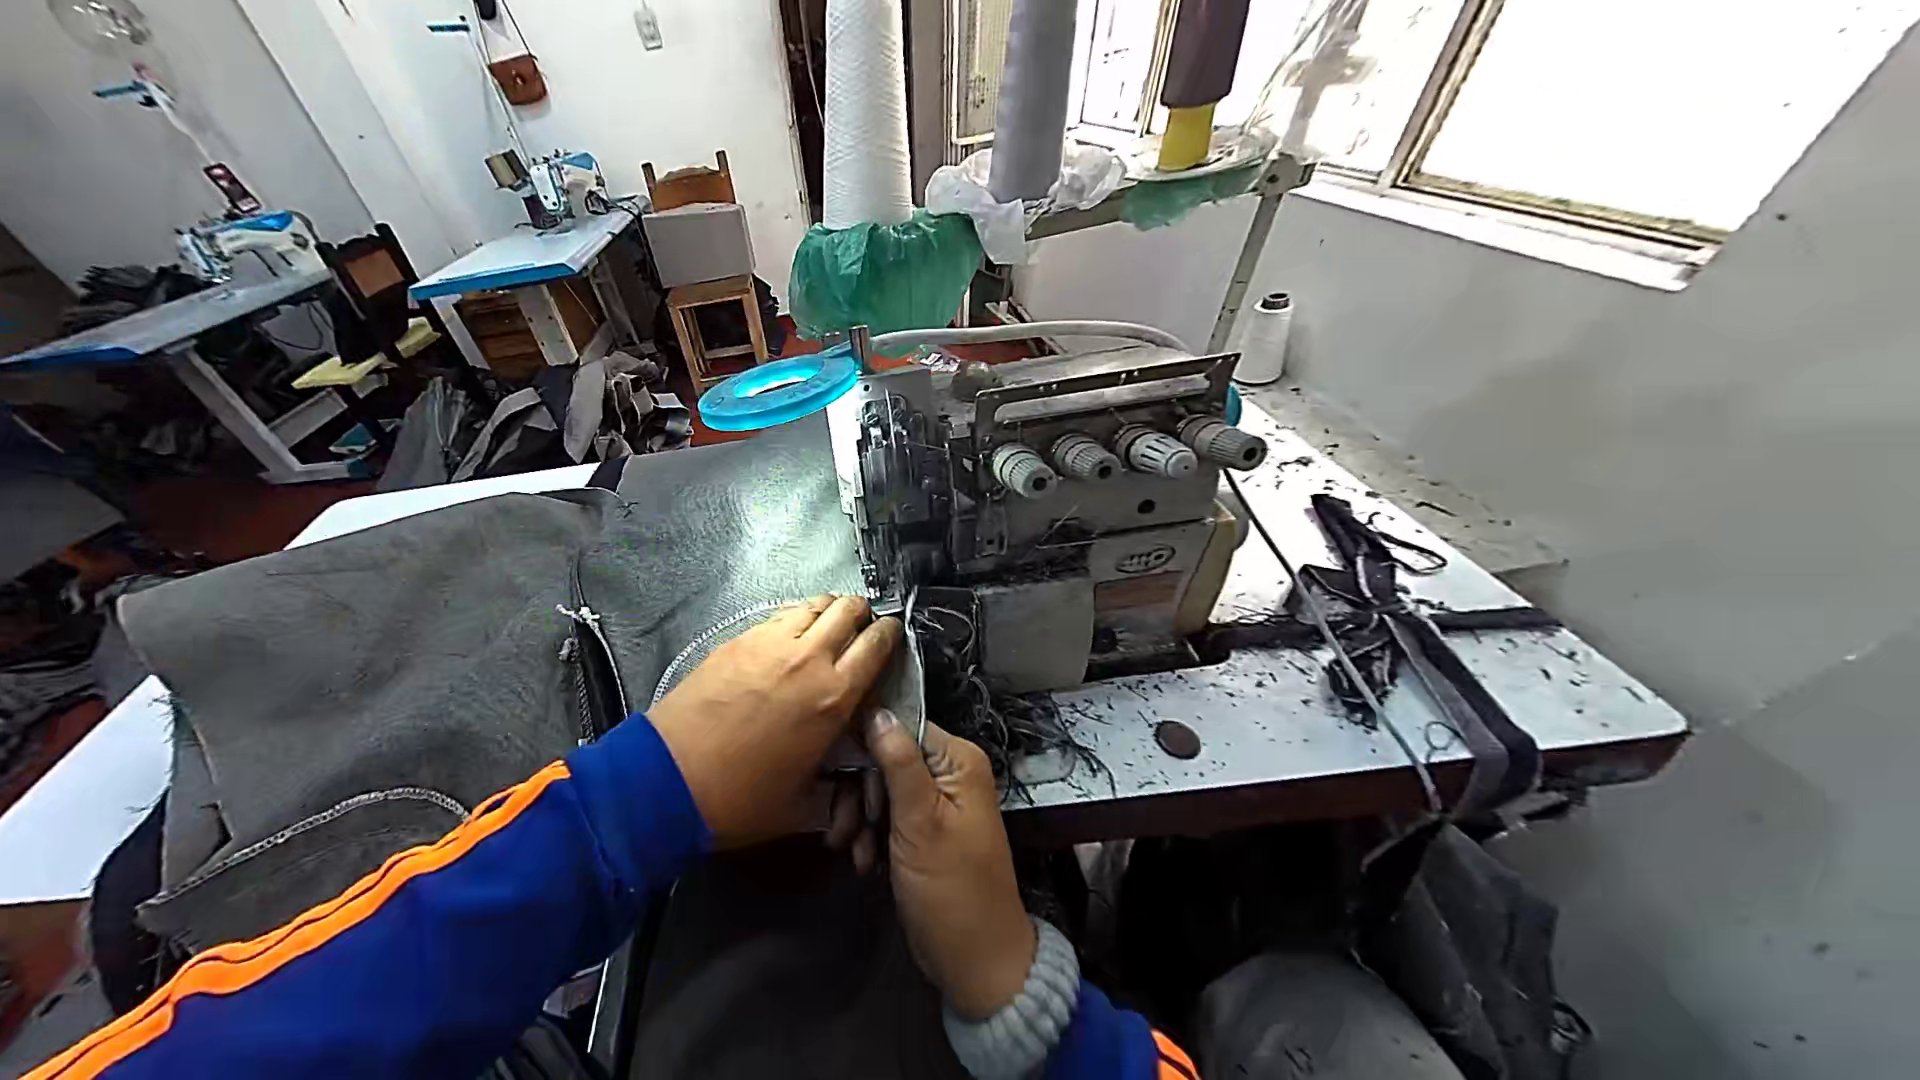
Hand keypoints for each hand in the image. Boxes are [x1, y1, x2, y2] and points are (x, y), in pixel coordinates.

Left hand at [650, 595, 901, 845]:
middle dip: (863, 613)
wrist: (666, 780)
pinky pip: (781, 615)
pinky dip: (796, 617)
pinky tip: (790, 636)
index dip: (891, 633)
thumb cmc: (739, 798)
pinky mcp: (739, 640)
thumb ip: (837, 790)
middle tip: (861, 629)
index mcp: (833, 696)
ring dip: (829, 610)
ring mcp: (771, 643)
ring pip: (815, 604)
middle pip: (849, 609)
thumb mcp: (802, 805)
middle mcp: (809, 659)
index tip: (891, 635)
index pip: (877, 643)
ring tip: (827, 627)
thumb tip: (852, 786)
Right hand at [865, 709, 1036, 1018]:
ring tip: (854, 850)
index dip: (868, 745)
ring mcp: (936, 801)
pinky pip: (888, 815)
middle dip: (861, 792)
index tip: (842, 772)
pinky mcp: (923, 828)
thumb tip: (877, 710)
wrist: (974, 958)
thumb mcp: (919, 820)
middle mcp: (949, 772)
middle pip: (888, 758)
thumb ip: (898, 762)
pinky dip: (872, 835)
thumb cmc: (950, 885)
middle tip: (847, 828)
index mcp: (957, 759)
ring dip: (861, 818)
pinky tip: (865, 861)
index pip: (903, 725)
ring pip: (882, 788)